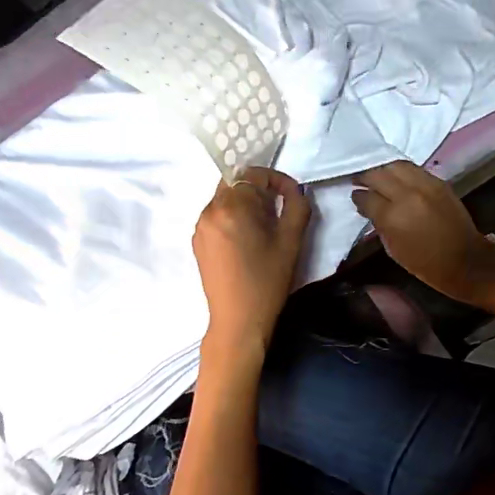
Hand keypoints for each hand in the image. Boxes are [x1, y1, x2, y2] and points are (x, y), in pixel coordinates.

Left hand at [193, 167, 309, 351]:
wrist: (238, 320)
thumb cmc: (267, 281)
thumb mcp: (291, 242)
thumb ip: (297, 206)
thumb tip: (294, 191)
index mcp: (232, 207)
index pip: (253, 173)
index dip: (276, 179)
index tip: (291, 196)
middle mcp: (209, 210)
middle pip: (234, 182)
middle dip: (258, 190)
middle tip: (277, 211)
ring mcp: (200, 226)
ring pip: (224, 199)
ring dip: (245, 203)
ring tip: (263, 228)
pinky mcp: (197, 241)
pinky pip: (216, 216)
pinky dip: (232, 218)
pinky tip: (246, 241)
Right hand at [352, 161, 494, 303]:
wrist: (465, 261)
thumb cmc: (425, 264)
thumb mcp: (393, 249)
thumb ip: (379, 224)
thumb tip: (370, 208)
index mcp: (392, 216)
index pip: (366, 196)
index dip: (358, 197)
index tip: (356, 197)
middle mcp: (407, 194)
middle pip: (378, 173)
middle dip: (366, 176)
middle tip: (360, 180)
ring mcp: (425, 185)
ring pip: (396, 165)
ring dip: (384, 168)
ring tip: (377, 175)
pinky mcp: (439, 182)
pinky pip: (414, 169)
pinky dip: (402, 171)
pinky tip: (397, 177)